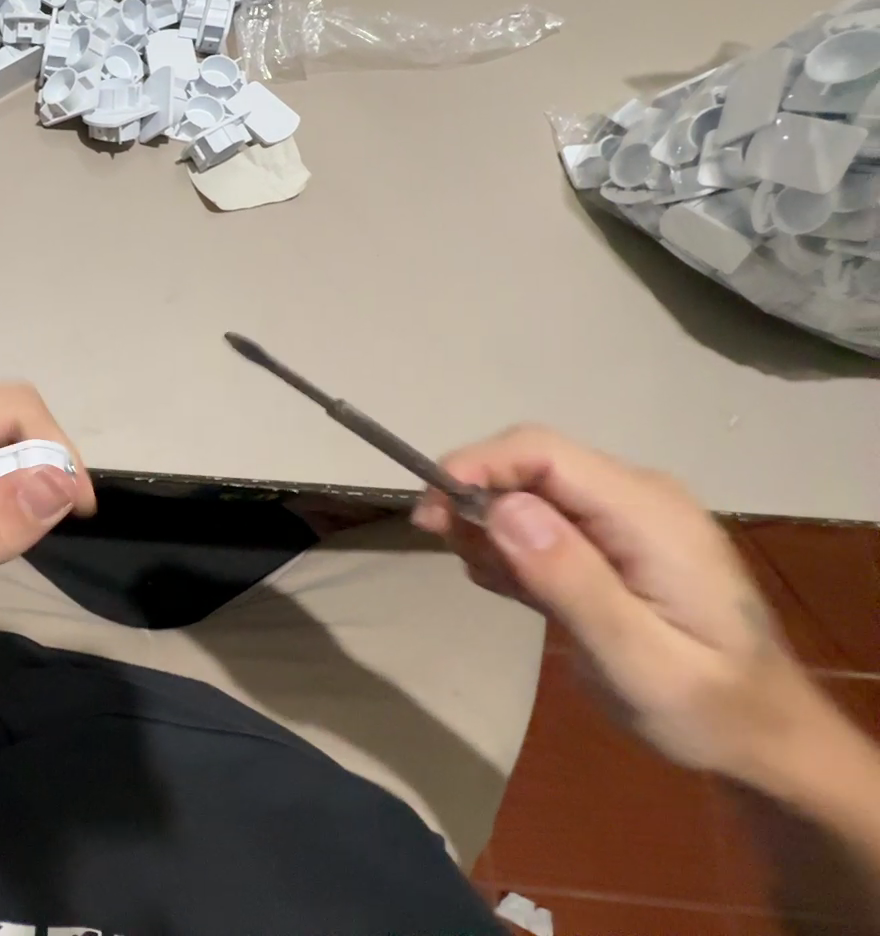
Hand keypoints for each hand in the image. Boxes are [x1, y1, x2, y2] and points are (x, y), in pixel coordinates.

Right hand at [411, 425, 835, 786]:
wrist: (763, 740)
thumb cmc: (707, 709)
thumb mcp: (637, 660)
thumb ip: (573, 582)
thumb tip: (502, 509)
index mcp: (650, 515)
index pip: (542, 452)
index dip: (474, 466)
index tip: (428, 515)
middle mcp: (636, 497)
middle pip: (524, 462)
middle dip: (469, 497)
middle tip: (444, 549)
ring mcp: (622, 515)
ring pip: (520, 488)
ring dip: (484, 527)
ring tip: (498, 586)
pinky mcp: (605, 535)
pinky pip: (531, 515)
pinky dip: (503, 545)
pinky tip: (517, 589)